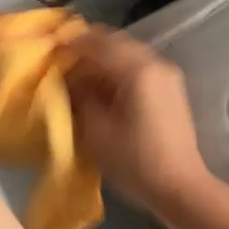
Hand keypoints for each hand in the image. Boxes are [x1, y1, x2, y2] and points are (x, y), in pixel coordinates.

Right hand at [64, 28, 210, 211]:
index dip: (70, 44)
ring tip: (79, 78)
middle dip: (87, 50)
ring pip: (128, 53)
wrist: (180, 186)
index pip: (98, 44)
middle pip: (115, 43)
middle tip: (61, 64)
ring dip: (103, 59)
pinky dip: (118, 70)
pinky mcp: (171, 88)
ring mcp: (167, 75)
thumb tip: (68, 78)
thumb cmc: (135, 161)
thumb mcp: (96, 131)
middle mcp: (155, 63)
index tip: (48, 51)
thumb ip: (80, 96)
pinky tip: (103, 88)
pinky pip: (139, 67)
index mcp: (137, 69)